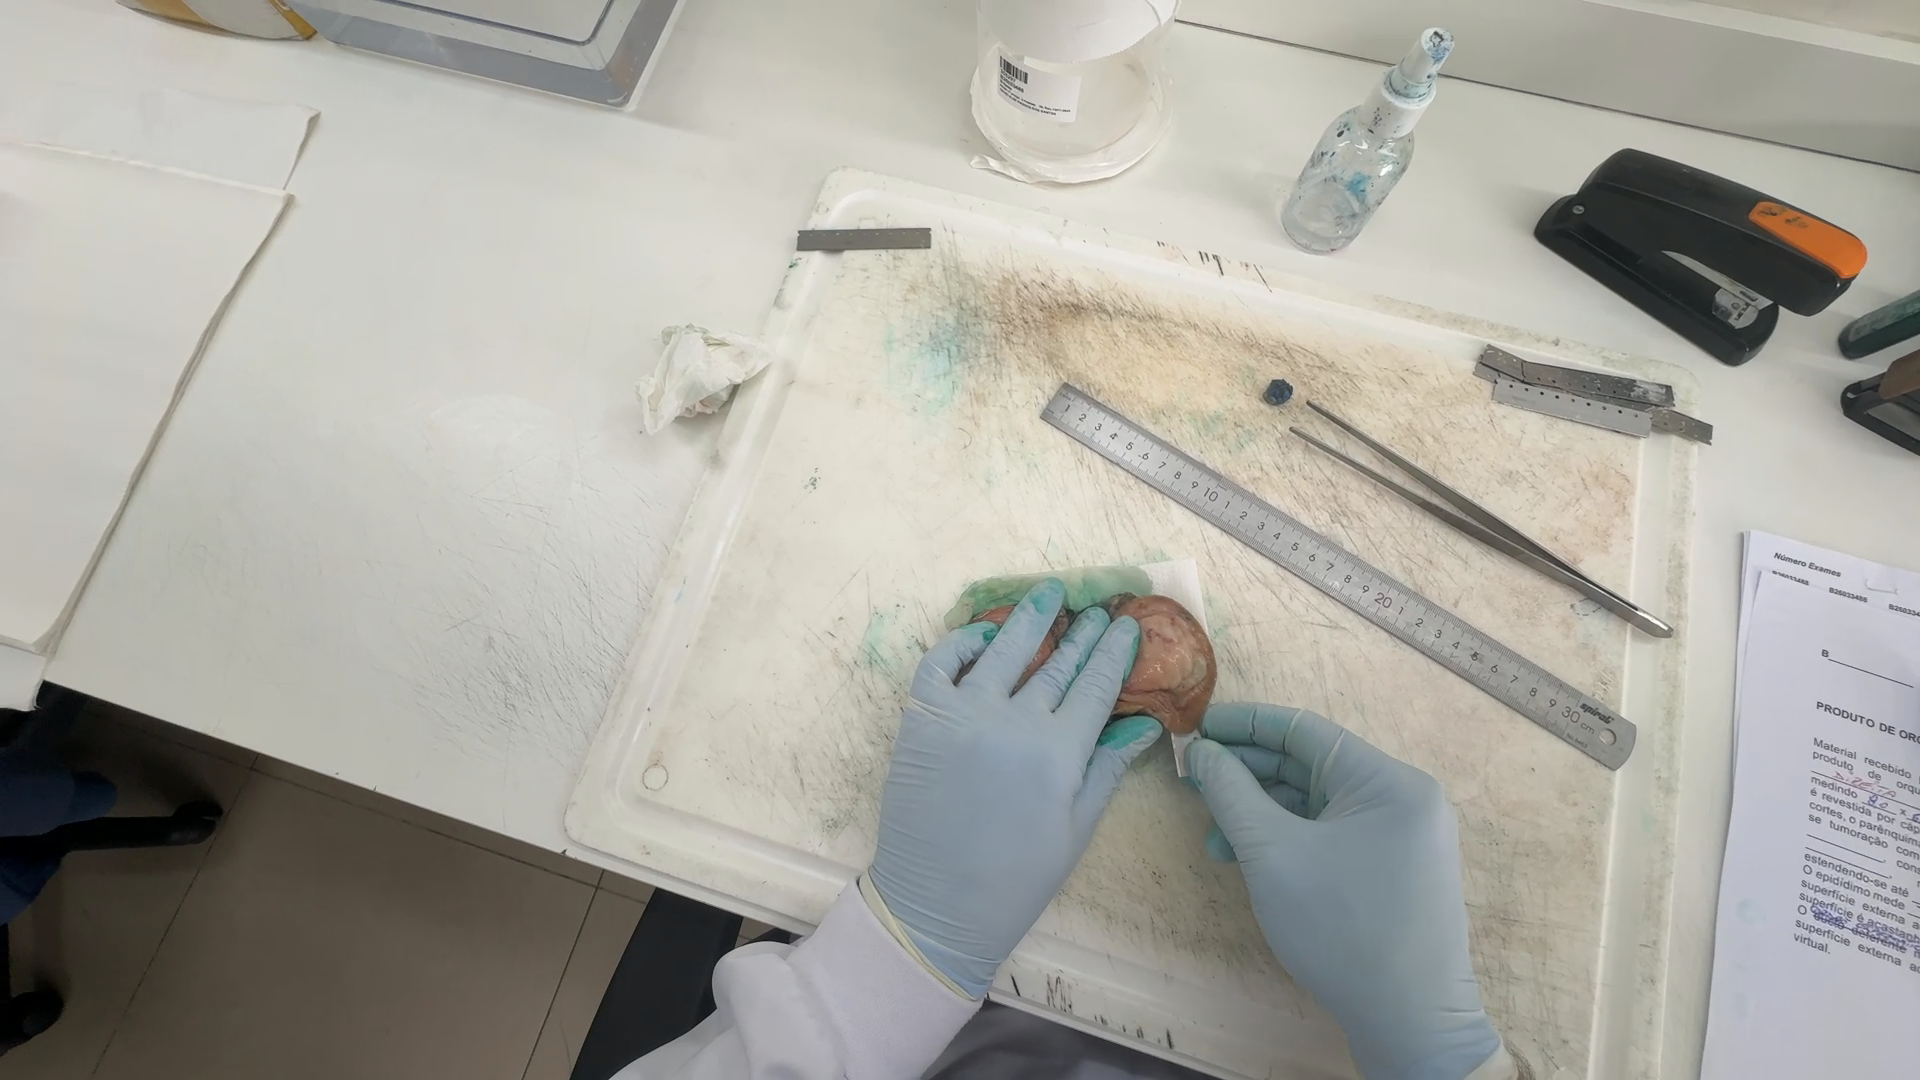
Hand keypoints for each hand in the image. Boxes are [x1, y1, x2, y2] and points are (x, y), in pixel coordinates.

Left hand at [868, 579, 1162, 997]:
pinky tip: (983, 634)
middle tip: (1096, 604)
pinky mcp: (923, 717)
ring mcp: (964, 713)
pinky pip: (940, 662)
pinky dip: (961, 641)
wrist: (935, 904)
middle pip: (1056, 663)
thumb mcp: (1075, 829)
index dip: (1113, 652)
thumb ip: (1107, 768)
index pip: (1095, 686)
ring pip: (1004, 650)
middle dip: (1081, 631)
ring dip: (1030, 618)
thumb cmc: (1016, 876)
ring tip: (1047, 592)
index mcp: (1059, 752)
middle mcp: (1014, 721)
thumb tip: (1144, 724)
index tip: (1126, 625)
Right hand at [1188, 704, 1499, 1079]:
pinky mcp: (1388, 865)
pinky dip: (1281, 836)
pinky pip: (1324, 830)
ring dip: (1256, 810)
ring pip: (1310, 800)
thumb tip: (1200, 750)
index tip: (1196, 727)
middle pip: (1304, 764)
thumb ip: (1228, 789)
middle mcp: (1399, 797)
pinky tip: (1242, 856)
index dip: (1242, 724)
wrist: (1410, 1030)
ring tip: (1212, 834)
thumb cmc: (1341, 928)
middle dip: (1244, 773)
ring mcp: (1397, 834)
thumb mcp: (1271, 851)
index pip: (1302, 729)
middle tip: (1193, 780)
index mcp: (1387, 781)